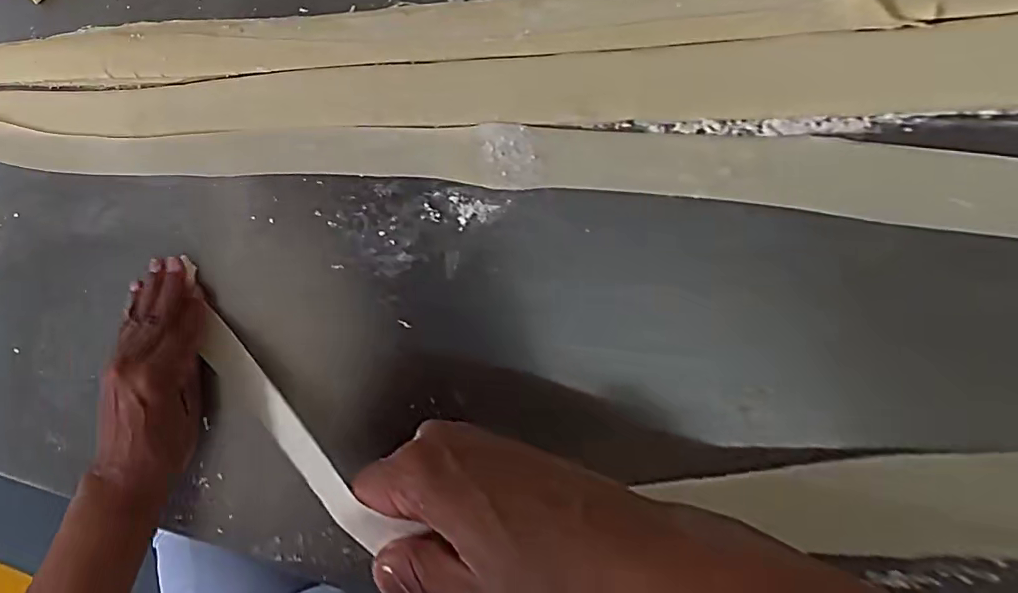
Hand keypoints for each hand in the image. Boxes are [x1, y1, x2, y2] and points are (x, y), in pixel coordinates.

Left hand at [89, 256, 205, 507]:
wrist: (121, 477)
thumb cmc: (162, 455)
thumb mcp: (189, 416)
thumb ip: (190, 373)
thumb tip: (193, 338)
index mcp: (157, 379)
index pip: (181, 334)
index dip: (193, 310)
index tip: (200, 288)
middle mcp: (134, 364)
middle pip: (158, 318)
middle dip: (170, 287)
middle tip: (178, 263)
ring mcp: (119, 362)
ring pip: (139, 317)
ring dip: (151, 289)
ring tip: (158, 265)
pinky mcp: (111, 364)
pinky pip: (125, 328)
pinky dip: (132, 306)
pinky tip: (137, 290)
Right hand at [352, 421, 867, 592]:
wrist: (653, 564)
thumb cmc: (568, 575)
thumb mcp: (475, 592)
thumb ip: (419, 577)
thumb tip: (394, 570)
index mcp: (423, 466)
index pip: (364, 489)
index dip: (374, 527)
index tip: (388, 553)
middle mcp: (447, 440)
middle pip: (403, 479)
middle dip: (419, 521)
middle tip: (453, 569)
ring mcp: (483, 440)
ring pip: (441, 478)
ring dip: (454, 515)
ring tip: (497, 559)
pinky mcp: (515, 448)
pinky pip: (475, 474)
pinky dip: (485, 504)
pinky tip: (521, 544)